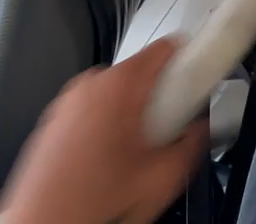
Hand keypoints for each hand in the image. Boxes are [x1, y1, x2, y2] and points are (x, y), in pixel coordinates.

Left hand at [0, 37, 207, 223]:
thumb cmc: (87, 208)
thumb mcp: (161, 179)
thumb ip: (193, 143)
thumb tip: (202, 130)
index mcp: (120, 85)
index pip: (168, 47)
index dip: (190, 61)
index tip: (199, 80)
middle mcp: (92, 83)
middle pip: (143, 72)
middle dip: (159, 100)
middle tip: (163, 135)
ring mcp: (69, 100)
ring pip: (118, 92)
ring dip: (132, 114)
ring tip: (130, 158)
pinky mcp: (54, 119)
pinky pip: (94, 108)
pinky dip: (106, 126)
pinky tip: (106, 165)